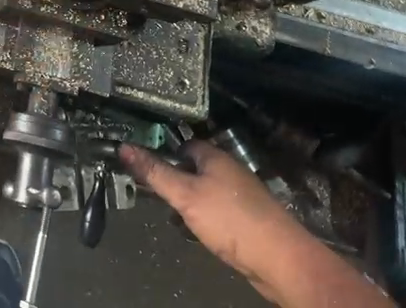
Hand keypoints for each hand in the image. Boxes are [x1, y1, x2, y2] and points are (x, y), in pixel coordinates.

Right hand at [119, 142, 293, 264]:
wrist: (281, 260)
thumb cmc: (230, 220)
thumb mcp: (185, 195)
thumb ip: (155, 172)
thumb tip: (124, 147)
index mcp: (215, 157)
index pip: (182, 145)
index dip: (163, 154)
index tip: (145, 169)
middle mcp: (229, 171)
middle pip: (193, 169)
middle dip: (174, 183)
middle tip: (158, 198)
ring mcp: (241, 195)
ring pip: (204, 192)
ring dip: (189, 204)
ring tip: (175, 218)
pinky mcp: (248, 219)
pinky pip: (218, 212)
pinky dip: (205, 219)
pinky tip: (198, 234)